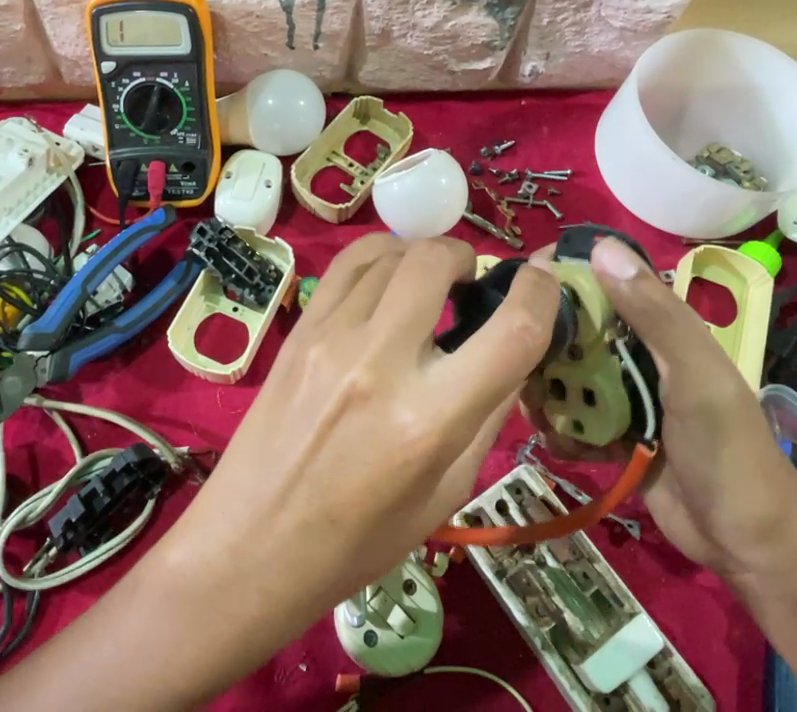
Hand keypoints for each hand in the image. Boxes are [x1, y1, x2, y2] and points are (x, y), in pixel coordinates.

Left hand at [0, 233, 562, 711]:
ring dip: (424, 255)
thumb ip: (487, 414)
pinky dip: (381, 257)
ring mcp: (330, 338)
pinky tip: (389, 281)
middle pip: (438, 262)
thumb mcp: (447, 494)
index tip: (543, 282)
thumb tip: (514, 350)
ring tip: (432, 283)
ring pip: (390, 253)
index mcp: (430, 420)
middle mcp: (380, 363)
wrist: (253, 543)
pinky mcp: (298, 330)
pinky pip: (348, 265)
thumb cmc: (359, 540)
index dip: (541, 293)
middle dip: (470, 259)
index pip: (511, 329)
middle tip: (474, 284)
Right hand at [530, 238, 796, 582]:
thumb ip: (653, 313)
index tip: (523, 282)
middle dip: (548, 343)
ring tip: (522, 399)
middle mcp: (646, 362)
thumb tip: (602, 247)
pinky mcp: (620, 442)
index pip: (611, 290)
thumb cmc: (727, 450)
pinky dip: (561, 428)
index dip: (569, 282)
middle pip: (583, 337)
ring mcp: (632, 404)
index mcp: (668, 335)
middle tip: (510, 352)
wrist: (749, 545)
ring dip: (548, 388)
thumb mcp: (694, 374)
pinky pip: (578, 423)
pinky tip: (547, 436)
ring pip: (575, 381)